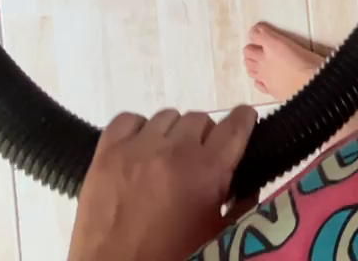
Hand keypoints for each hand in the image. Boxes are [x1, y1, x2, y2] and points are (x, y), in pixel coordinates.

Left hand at [68, 106, 257, 260]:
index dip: (243, 121)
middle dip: (204, 138)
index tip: (243, 125)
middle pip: (200, 118)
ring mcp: (137, 149)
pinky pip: (127, 120)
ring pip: (167, 117)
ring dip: (172, 135)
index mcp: (207, 171)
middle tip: (196, 163)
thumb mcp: (218, 239)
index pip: (236, 123)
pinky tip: (138, 152)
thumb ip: (242, 205)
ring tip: (164, 162)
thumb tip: (250, 181)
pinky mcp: (106, 154)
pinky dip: (137, 131)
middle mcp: (174, 151)